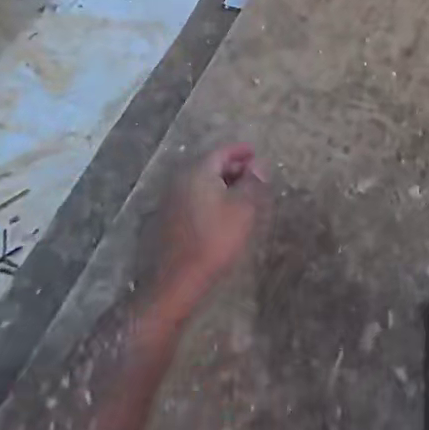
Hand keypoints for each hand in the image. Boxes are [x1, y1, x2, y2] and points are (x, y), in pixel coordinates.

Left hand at [151, 143, 271, 323]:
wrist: (180, 278)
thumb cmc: (216, 238)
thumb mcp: (243, 207)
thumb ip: (252, 182)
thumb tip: (258, 164)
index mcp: (198, 172)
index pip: (221, 152)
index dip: (240, 151)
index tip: (256, 152)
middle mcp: (181, 179)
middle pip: (210, 165)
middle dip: (232, 166)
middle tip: (253, 173)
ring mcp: (172, 199)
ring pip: (201, 181)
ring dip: (222, 182)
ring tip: (243, 191)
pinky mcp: (170, 217)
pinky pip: (194, 196)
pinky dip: (211, 195)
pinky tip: (223, 208)